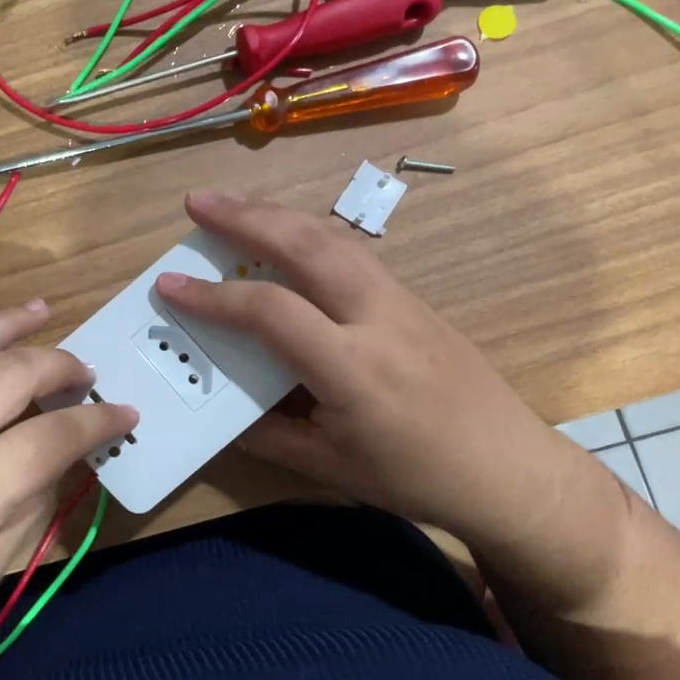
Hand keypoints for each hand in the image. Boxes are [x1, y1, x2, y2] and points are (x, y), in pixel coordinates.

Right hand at [154, 191, 615, 540]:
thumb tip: (220, 410)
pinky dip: (311, 235)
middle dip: (247, 217)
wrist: (509, 469)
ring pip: (335, 238)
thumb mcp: (329, 468)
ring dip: (279, 215)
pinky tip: (290, 239)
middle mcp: (377, 318)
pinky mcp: (415, 300)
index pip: (270, 311)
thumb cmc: (415, 477)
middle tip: (198, 203)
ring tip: (236, 206)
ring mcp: (402, 301)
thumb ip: (268, 435)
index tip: (169, 286)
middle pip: (307, 246)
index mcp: (351, 367)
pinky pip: (354, 254)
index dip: (214, 297)